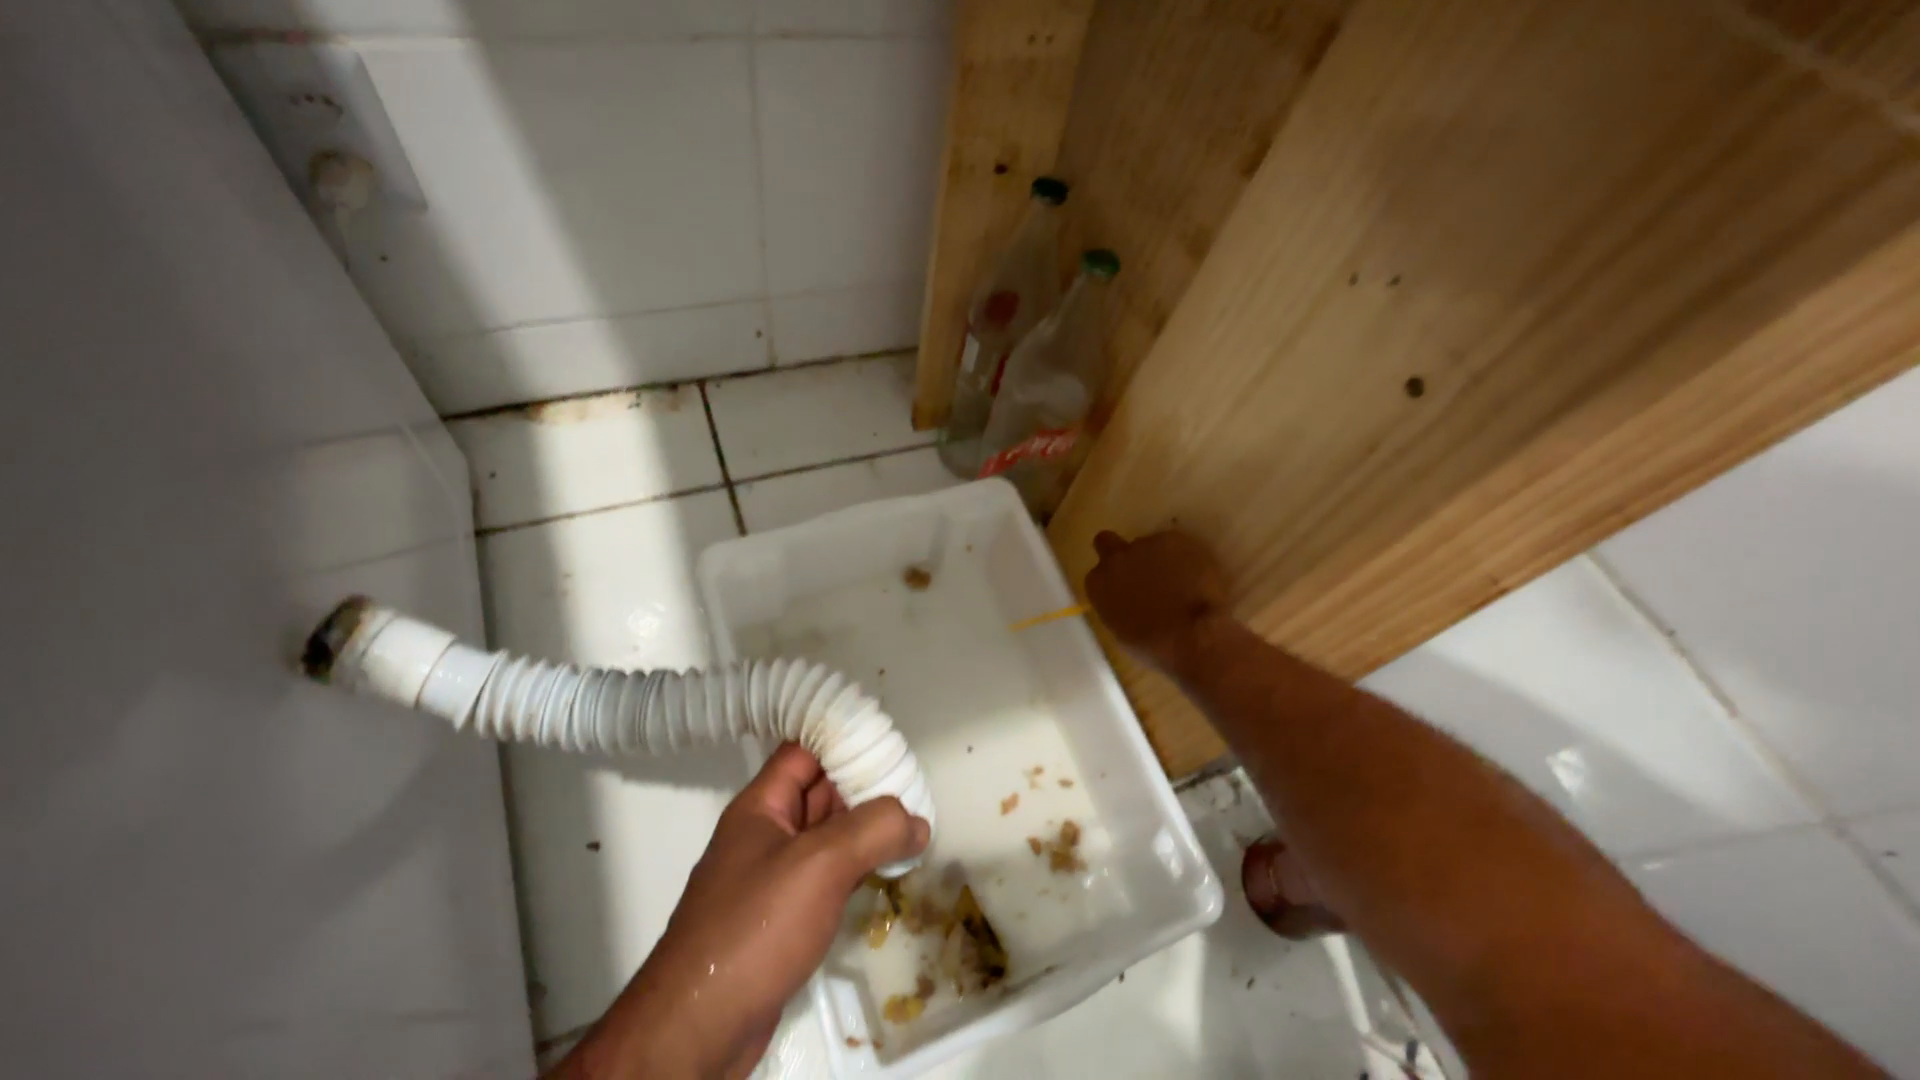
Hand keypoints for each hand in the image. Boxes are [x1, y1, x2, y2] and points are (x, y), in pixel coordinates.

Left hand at [553, 744, 930, 1079]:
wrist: (700, 1024)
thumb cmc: (754, 928)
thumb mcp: (820, 864)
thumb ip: (873, 829)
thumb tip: (916, 819)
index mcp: (761, 807)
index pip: (803, 751)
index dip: (842, 737)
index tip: (888, 736)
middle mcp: (764, 835)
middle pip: (819, 791)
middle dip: (863, 780)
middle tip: (914, 779)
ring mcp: (771, 879)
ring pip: (826, 836)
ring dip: (864, 826)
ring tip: (912, 819)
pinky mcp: (781, 918)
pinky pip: (825, 876)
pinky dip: (856, 866)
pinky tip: (887, 869)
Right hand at [1085, 529, 1228, 671]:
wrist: (1194, 636)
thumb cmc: (1155, 647)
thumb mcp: (1122, 631)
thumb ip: (1118, 605)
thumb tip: (1130, 599)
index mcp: (1098, 584)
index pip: (1098, 573)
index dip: (1113, 580)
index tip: (1127, 590)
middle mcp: (1116, 558)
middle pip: (1109, 543)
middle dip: (1122, 554)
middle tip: (1145, 572)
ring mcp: (1146, 545)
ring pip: (1148, 545)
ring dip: (1159, 558)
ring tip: (1182, 582)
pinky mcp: (1176, 539)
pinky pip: (1177, 544)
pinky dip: (1185, 557)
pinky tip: (1198, 577)